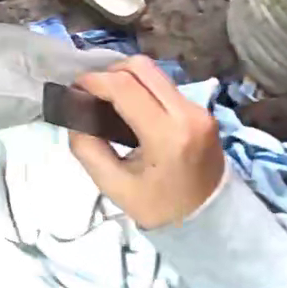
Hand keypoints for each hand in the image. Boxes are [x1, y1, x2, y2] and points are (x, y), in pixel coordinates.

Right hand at [68, 56, 225, 229]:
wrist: (210, 220)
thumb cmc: (160, 207)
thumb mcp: (115, 187)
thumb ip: (88, 149)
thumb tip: (75, 118)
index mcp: (167, 135)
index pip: (125, 87)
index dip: (94, 81)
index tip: (75, 89)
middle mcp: (188, 113)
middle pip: (141, 67)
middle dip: (108, 72)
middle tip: (91, 92)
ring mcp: (198, 109)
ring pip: (154, 72)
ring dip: (125, 77)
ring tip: (107, 97)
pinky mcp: (200, 109)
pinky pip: (164, 85)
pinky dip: (140, 87)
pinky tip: (128, 105)